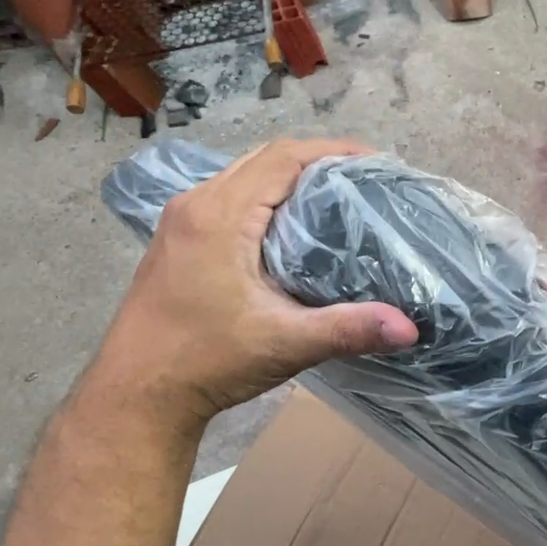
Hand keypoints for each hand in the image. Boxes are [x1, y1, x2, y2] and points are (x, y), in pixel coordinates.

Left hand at [89, 139, 419, 429]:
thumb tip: (410, 328)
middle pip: (264, 159)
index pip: (281, 158)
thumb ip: (349, 329)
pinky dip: (273, 197)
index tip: (378, 161)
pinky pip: (235, 199)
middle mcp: (196, 206)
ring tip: (343, 196)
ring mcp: (183, 223)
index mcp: (218, 216)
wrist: (136, 394)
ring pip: (247, 177)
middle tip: (369, 178)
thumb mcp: (286, 344)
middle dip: (319, 160)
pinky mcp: (182, 242)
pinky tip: (302, 226)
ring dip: (294, 177)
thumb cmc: (206, 361)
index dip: (332, 151)